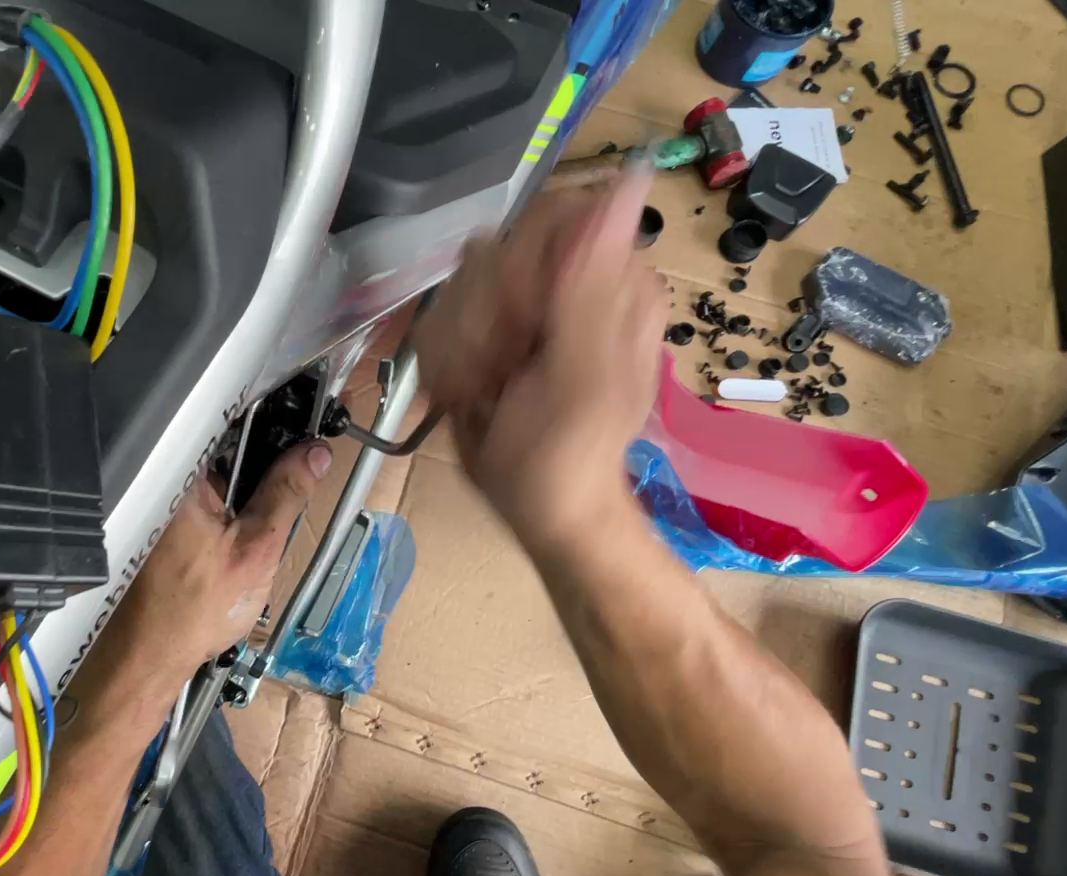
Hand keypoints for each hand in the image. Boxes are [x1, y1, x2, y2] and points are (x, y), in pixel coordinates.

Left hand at [88, 441, 333, 699]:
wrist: (152, 652)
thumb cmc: (192, 611)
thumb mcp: (257, 549)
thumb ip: (286, 494)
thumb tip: (314, 454)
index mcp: (187, 474)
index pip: (240, 422)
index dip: (281, 421)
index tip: (310, 432)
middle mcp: (171, 479)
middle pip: (234, 444)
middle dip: (270, 459)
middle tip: (297, 483)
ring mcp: (168, 499)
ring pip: (226, 472)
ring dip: (254, 485)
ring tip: (263, 522)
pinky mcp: (169, 518)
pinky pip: (212, 494)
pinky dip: (233, 505)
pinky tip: (239, 536)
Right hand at [414, 170, 666, 549]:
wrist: (540, 508)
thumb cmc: (571, 455)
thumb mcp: (586, 377)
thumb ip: (593, 284)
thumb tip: (631, 176)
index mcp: (607, 280)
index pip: (542, 219)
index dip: (518, 274)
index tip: (525, 331)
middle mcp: (563, 282)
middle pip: (488, 255)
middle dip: (484, 326)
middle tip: (509, 376)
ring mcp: (518, 309)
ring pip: (453, 292)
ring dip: (461, 355)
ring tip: (491, 395)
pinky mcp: (480, 335)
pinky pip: (435, 326)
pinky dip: (445, 371)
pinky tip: (472, 398)